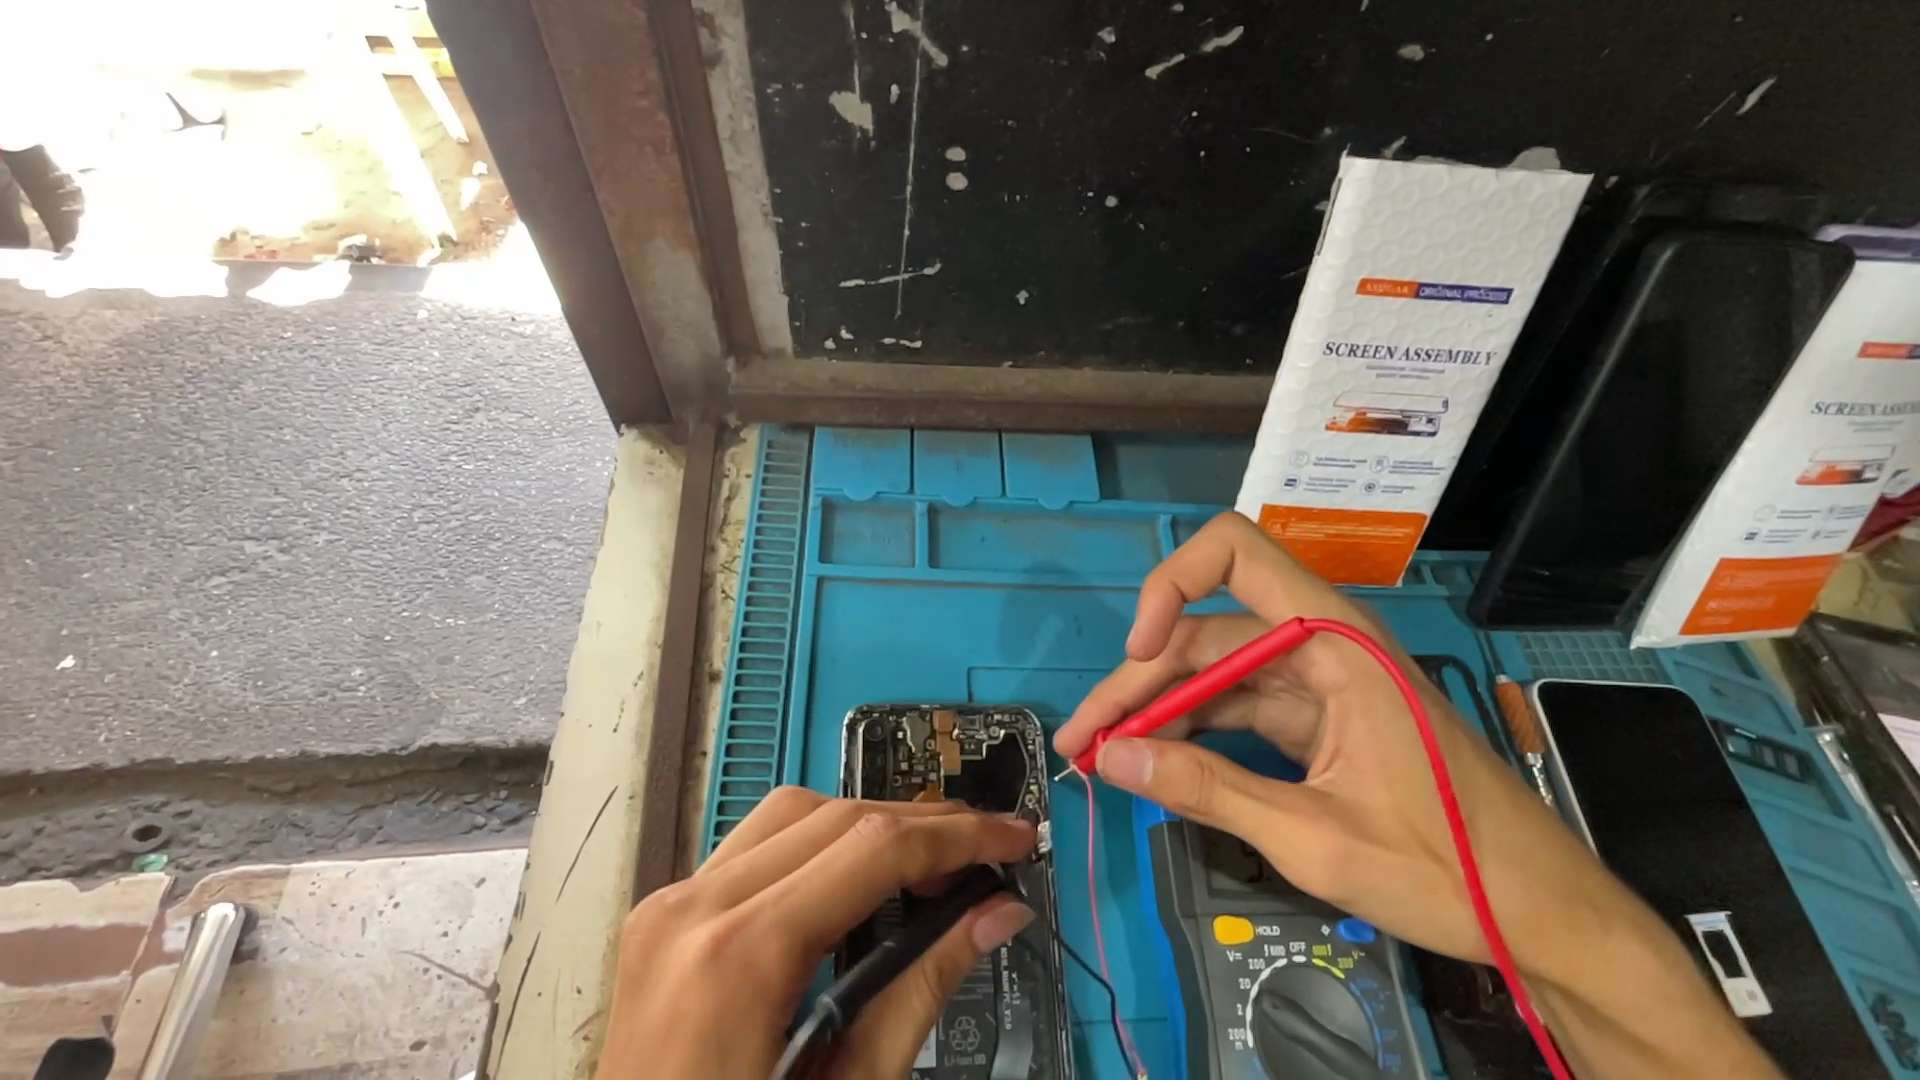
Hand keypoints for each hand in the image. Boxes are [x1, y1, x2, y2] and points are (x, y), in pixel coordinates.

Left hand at [598, 788, 1036, 1079]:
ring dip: (869, 823)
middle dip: (923, 824)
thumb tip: (997, 911)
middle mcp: (695, 907)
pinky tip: (852, 876)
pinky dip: (816, 842)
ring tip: (927, 860)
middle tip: (986, 849)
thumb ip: (921, 988)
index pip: (873, 850)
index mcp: (740, 956)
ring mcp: (669, 904)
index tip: (1014, 838)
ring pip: (792, 813)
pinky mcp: (662, 913)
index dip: (958, 836)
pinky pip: (752, 846)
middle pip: (835, 817)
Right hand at [1053, 513, 1630, 980]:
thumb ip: (1207, 790)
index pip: (1236, 554)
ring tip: (1101, 757)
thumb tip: (1113, 757)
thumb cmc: (1447, 868)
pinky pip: (1233, 708)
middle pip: (1204, 631)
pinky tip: (1151, 761)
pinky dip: (1189, 732)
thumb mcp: (1314, 837)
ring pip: (1211, 671)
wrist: (1543, 913)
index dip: (1172, 584)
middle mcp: (1319, 644)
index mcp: (1334, 641)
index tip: (1138, 651)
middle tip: (1085, 742)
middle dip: (1139, 682)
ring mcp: (1316, 682)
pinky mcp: (1314, 718)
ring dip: (1155, 711)